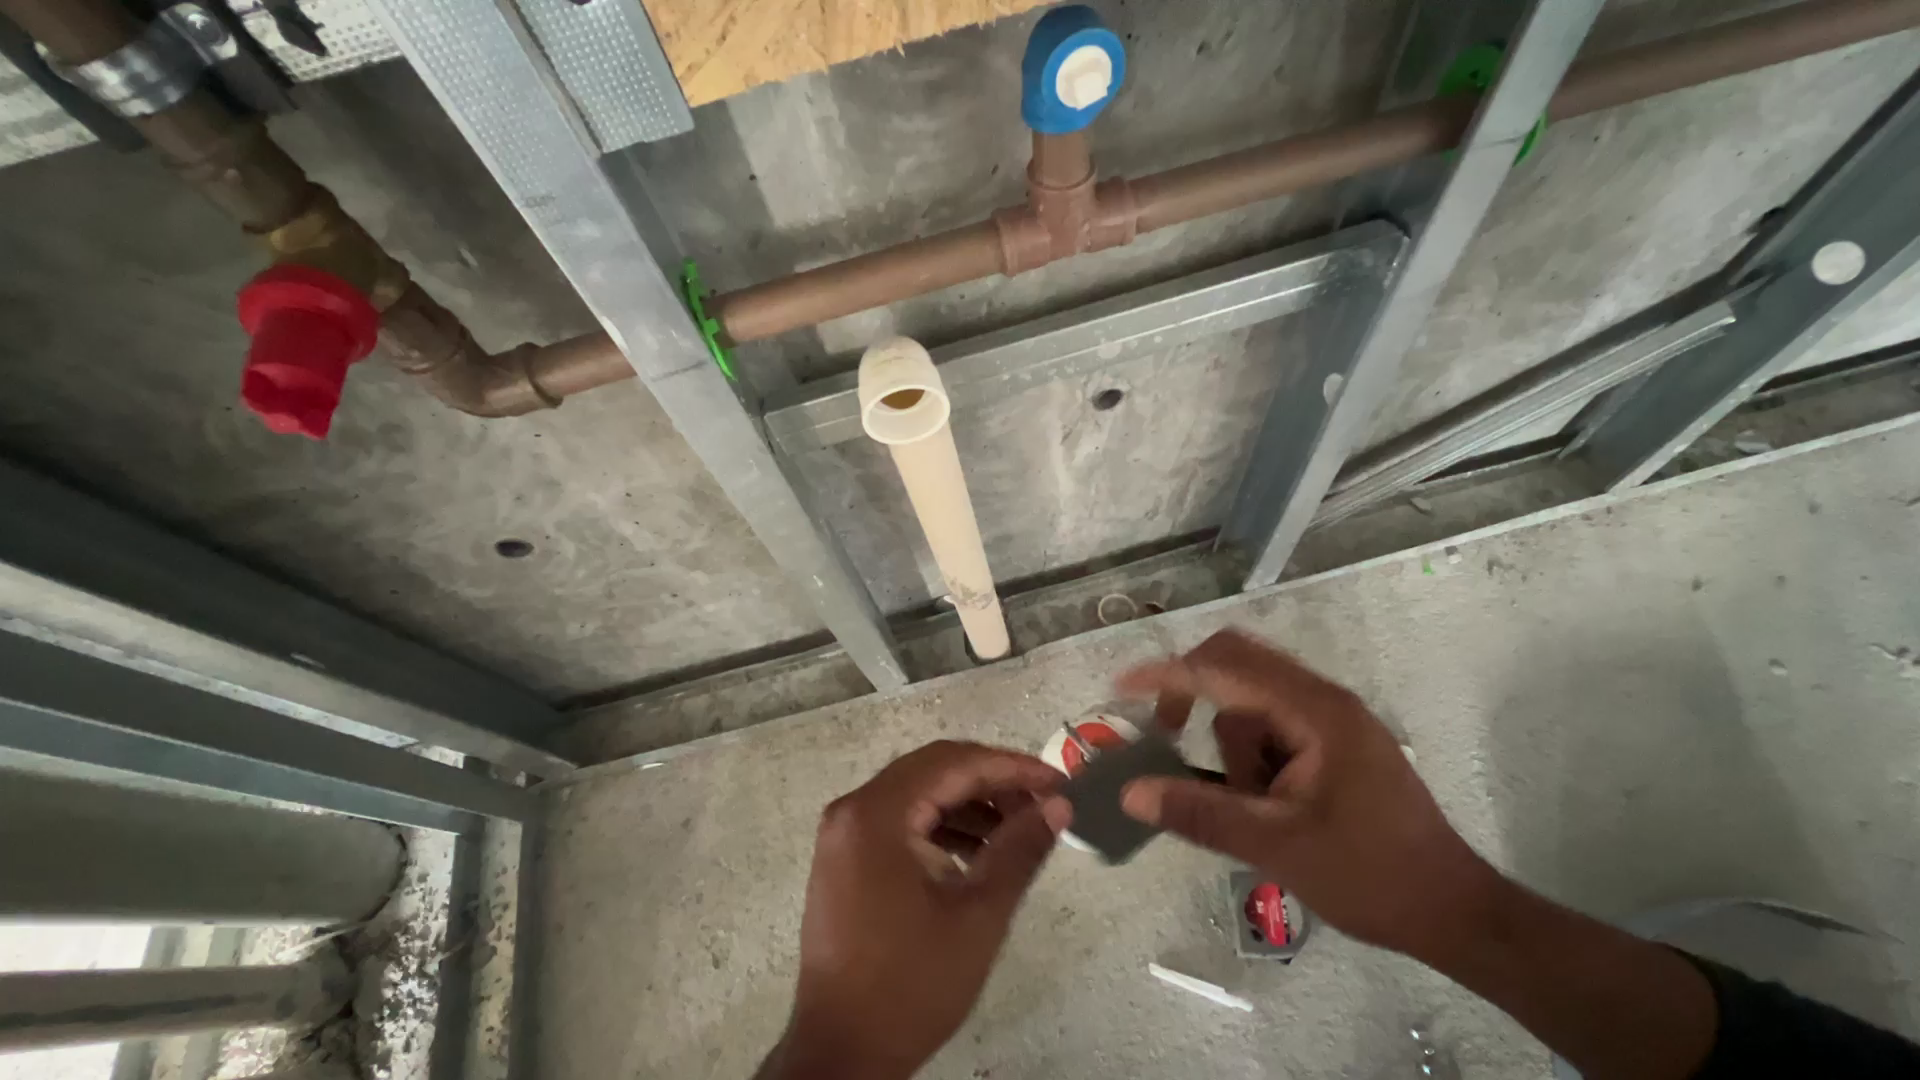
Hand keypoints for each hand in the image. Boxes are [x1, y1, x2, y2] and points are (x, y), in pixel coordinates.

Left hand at [760, 740, 1070, 1079]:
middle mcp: (852, 810)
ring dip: (969, 804)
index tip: (1057, 781)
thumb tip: (1058, 804)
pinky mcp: (845, 860)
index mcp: (876, 814)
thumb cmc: (911, 984)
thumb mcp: (978, 914)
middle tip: (1043, 801)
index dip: (1010, 766)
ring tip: (1020, 827)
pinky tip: (979, 851)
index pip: (952, 763)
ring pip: (917, 795)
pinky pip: (900, 823)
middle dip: (992, 781)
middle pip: (932, 771)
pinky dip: (942, 827)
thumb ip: (1019, 849)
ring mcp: (843, 835)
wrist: (843, 1053)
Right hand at [1117, 628, 1499, 959]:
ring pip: (1251, 706)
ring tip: (1253, 808)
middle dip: (1195, 697)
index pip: (1226, 669)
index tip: (1121, 689)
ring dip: (1233, 749)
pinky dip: (1252, 759)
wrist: (1452, 911)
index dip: (1168, 674)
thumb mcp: (1275, 846)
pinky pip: (1271, 730)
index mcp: (1315, 711)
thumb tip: (1130, 793)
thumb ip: (1200, 814)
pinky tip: (1264, 805)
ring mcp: (1331, 722)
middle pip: (1238, 667)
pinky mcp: (1333, 745)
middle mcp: (1323, 701)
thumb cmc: (1370, 875)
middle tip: (1166, 733)